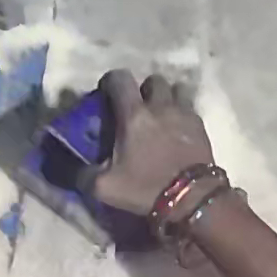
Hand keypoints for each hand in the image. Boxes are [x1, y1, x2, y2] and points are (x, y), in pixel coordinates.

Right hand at [87, 69, 214, 215]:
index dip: (111, 81)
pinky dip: (181, 114)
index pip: (120, 79)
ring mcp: (184, 113)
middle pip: (152, 80)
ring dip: (166, 98)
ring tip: (160, 116)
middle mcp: (160, 106)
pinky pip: (190, 108)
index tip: (106, 94)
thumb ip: (84, 174)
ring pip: (176, 89)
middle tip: (137, 109)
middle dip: (143, 90)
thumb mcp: (105, 187)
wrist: (192, 198)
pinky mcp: (201, 126)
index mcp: (133, 115)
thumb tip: (75, 169)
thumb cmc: (146, 188)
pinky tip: (176, 131)